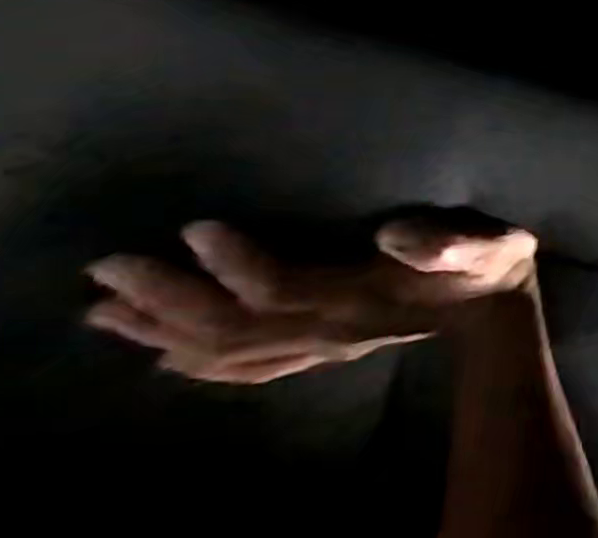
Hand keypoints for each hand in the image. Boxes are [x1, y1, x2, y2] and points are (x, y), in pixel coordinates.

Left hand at [84, 218, 537, 383]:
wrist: (493, 309)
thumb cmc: (488, 261)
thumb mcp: (486, 241)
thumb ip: (449, 241)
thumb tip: (395, 233)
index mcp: (362, 296)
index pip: (281, 289)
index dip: (233, 264)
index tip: (192, 228)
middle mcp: (329, 329)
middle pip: (232, 326)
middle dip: (167, 300)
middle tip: (108, 269)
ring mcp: (322, 346)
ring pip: (226, 353)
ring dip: (161, 333)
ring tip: (104, 312)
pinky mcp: (322, 351)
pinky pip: (246, 369)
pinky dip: (195, 364)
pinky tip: (161, 356)